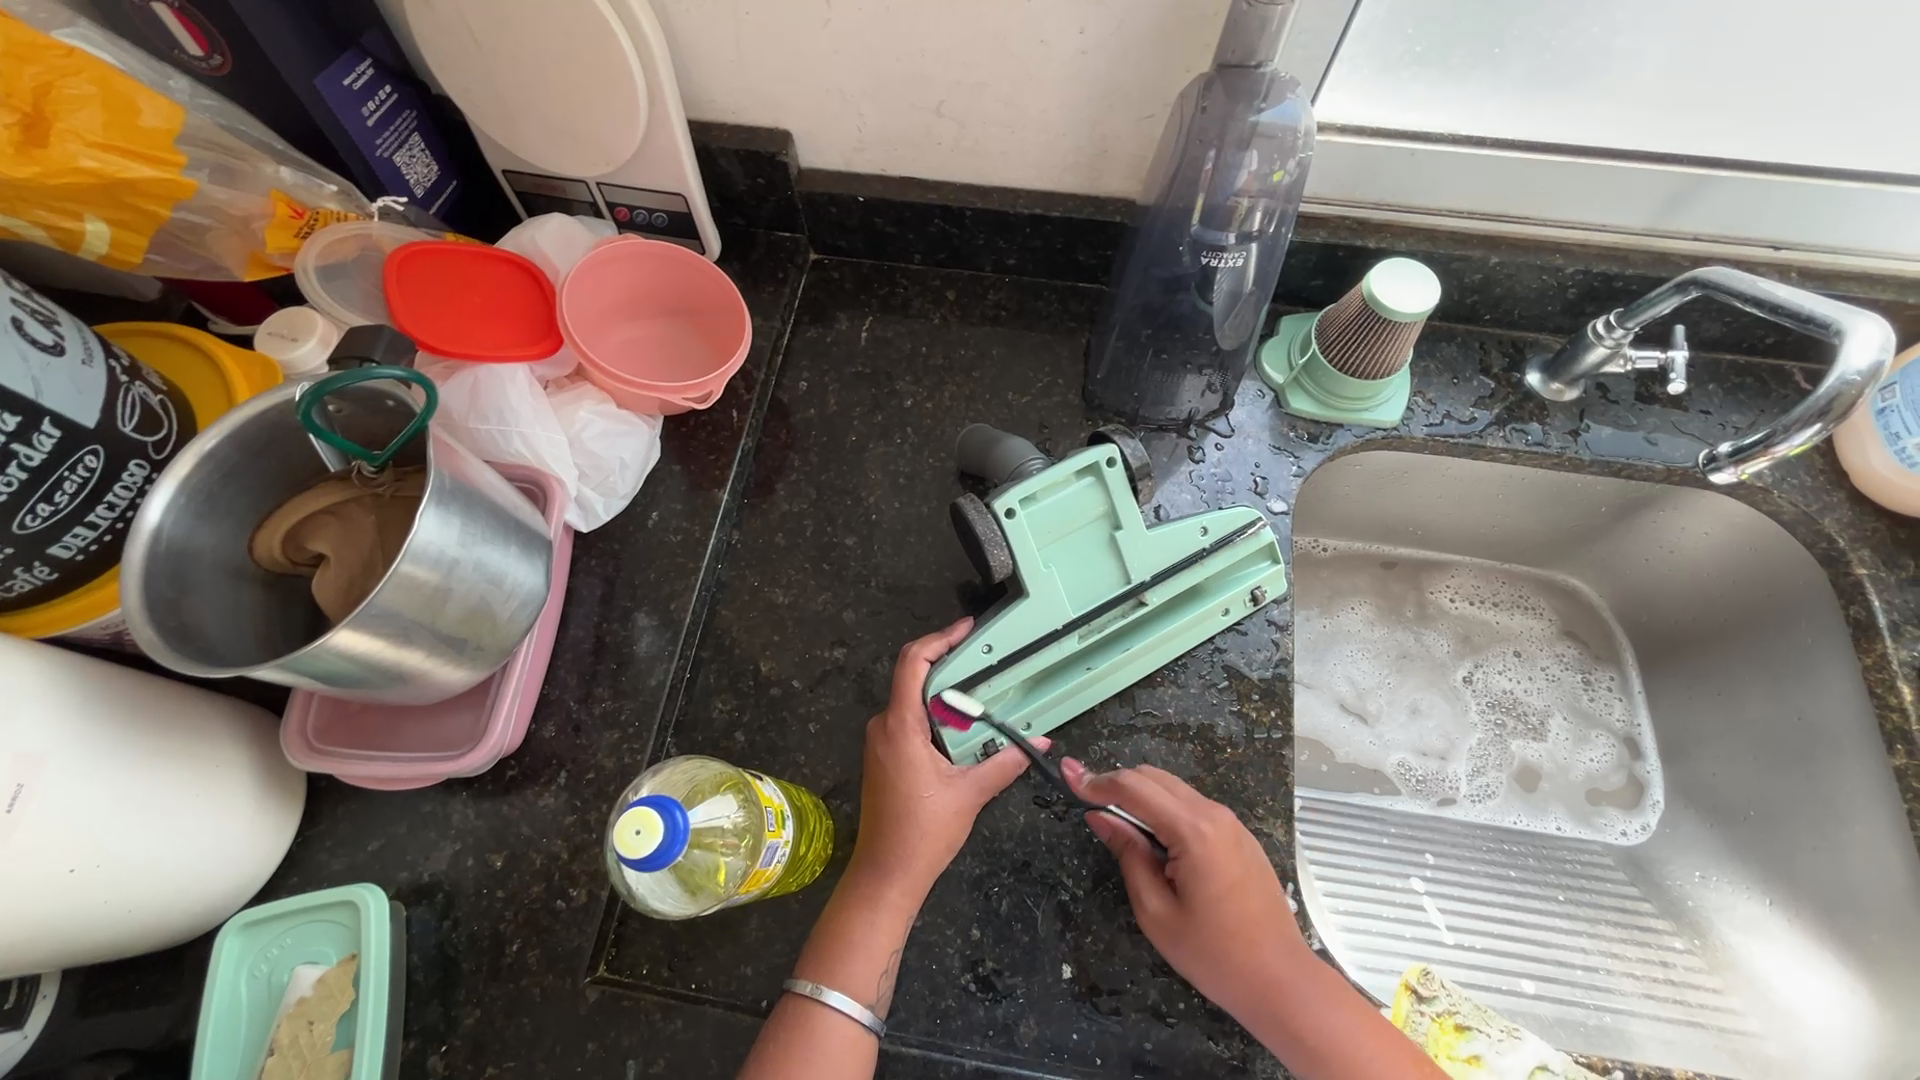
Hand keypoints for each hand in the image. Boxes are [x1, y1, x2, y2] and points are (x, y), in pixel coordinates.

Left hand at [849, 618, 1044, 898]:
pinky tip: (963, 727)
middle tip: (985, 661)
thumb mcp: (970, 794)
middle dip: (949, 666)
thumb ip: (1004, 762)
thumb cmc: (922, 834)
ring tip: (981, 694)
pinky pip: (909, 720)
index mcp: (900, 726)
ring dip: (945, 695)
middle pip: (914, 677)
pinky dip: (936, 716)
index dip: (939, 638)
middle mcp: (884, 726)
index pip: (912, 663)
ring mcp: (880, 741)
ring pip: (913, 701)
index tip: (966, 629)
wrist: (885, 874)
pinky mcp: (883, 755)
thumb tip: (1039, 741)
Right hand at [1063, 760, 1309, 1018]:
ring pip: (1173, 789)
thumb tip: (1100, 817)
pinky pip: (1191, 806)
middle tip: (1086, 802)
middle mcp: (1215, 815)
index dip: (1096, 780)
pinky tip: (1152, 839)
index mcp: (1193, 831)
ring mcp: (1231, 823)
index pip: (1134, 787)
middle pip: (1153, 777)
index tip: (1066, 774)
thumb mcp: (1156, 911)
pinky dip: (1163, 809)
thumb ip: (1127, 854)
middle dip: (1116, 783)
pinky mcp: (1239, 836)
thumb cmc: (1215, 955)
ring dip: (1140, 796)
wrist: (1281, 981)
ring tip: (1116, 824)